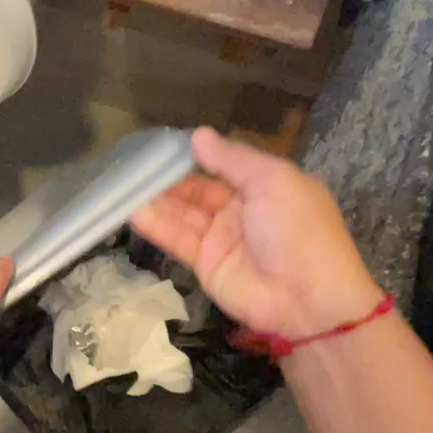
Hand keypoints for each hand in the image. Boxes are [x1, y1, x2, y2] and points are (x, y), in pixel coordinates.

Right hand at [133, 128, 382, 337]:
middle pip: (197, 191)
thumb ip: (232, 159)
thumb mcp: (273, 181)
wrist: (306, 297)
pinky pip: (178, 241)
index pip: (223, 166)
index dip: (196, 157)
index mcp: (265, 186)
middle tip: (136, 168)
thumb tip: (197, 135)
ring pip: (183, 215)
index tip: (164, 147)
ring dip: (157, 203)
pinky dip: (157, 227)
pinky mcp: (204, 264)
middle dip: (169, 181)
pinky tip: (135, 213)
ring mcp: (221, 239)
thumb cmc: (298, 229)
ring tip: (126, 189)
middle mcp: (240, 210)